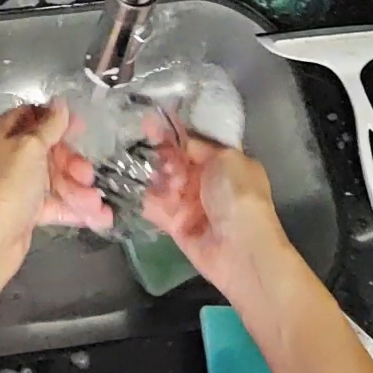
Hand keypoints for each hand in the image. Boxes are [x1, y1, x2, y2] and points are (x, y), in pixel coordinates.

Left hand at [0, 103, 113, 294]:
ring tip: (96, 204)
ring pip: (57, 179)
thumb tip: (61, 101)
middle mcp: (13, 155)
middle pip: (51, 150)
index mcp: (7, 133)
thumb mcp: (30, 148)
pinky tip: (100, 217)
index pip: (35, 116)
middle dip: (73, 163)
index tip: (82, 128)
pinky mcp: (30, 210)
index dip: (58, 121)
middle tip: (88, 175)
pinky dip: (76, 209)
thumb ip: (49, 125)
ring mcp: (22, 184)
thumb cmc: (7, 186)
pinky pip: (58, 204)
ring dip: (79, 191)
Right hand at [142, 134, 292, 299]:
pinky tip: (130, 187)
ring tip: (158, 178)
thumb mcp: (226, 158)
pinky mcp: (175, 224)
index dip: (171, 133)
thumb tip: (178, 142)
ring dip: (155, 177)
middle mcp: (205, 182)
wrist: (241, 250)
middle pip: (173, 161)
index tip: (148, 122)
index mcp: (223, 163)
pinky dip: (143, 198)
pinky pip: (154, 206)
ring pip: (161, 182)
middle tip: (162, 159)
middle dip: (162, 156)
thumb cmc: (238, 196)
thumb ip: (197, 145)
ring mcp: (189, 203)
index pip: (192, 142)